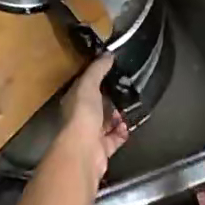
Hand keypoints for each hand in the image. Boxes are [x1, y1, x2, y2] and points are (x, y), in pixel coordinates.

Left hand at [48, 53, 128, 183]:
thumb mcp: (88, 84)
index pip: (86, 86)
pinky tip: (128, 125)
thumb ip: (98, 69)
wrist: (84, 150)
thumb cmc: (83, 113)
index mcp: (74, 100)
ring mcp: (91, 134)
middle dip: (111, 98)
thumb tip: (108, 54)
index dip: (98, 78)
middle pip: (97, 105)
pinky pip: (115, 138)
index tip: (113, 70)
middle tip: (126, 89)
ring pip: (106, 122)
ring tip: (130, 107)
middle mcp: (80, 117)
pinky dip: (122, 132)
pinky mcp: (102, 149)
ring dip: (118, 116)